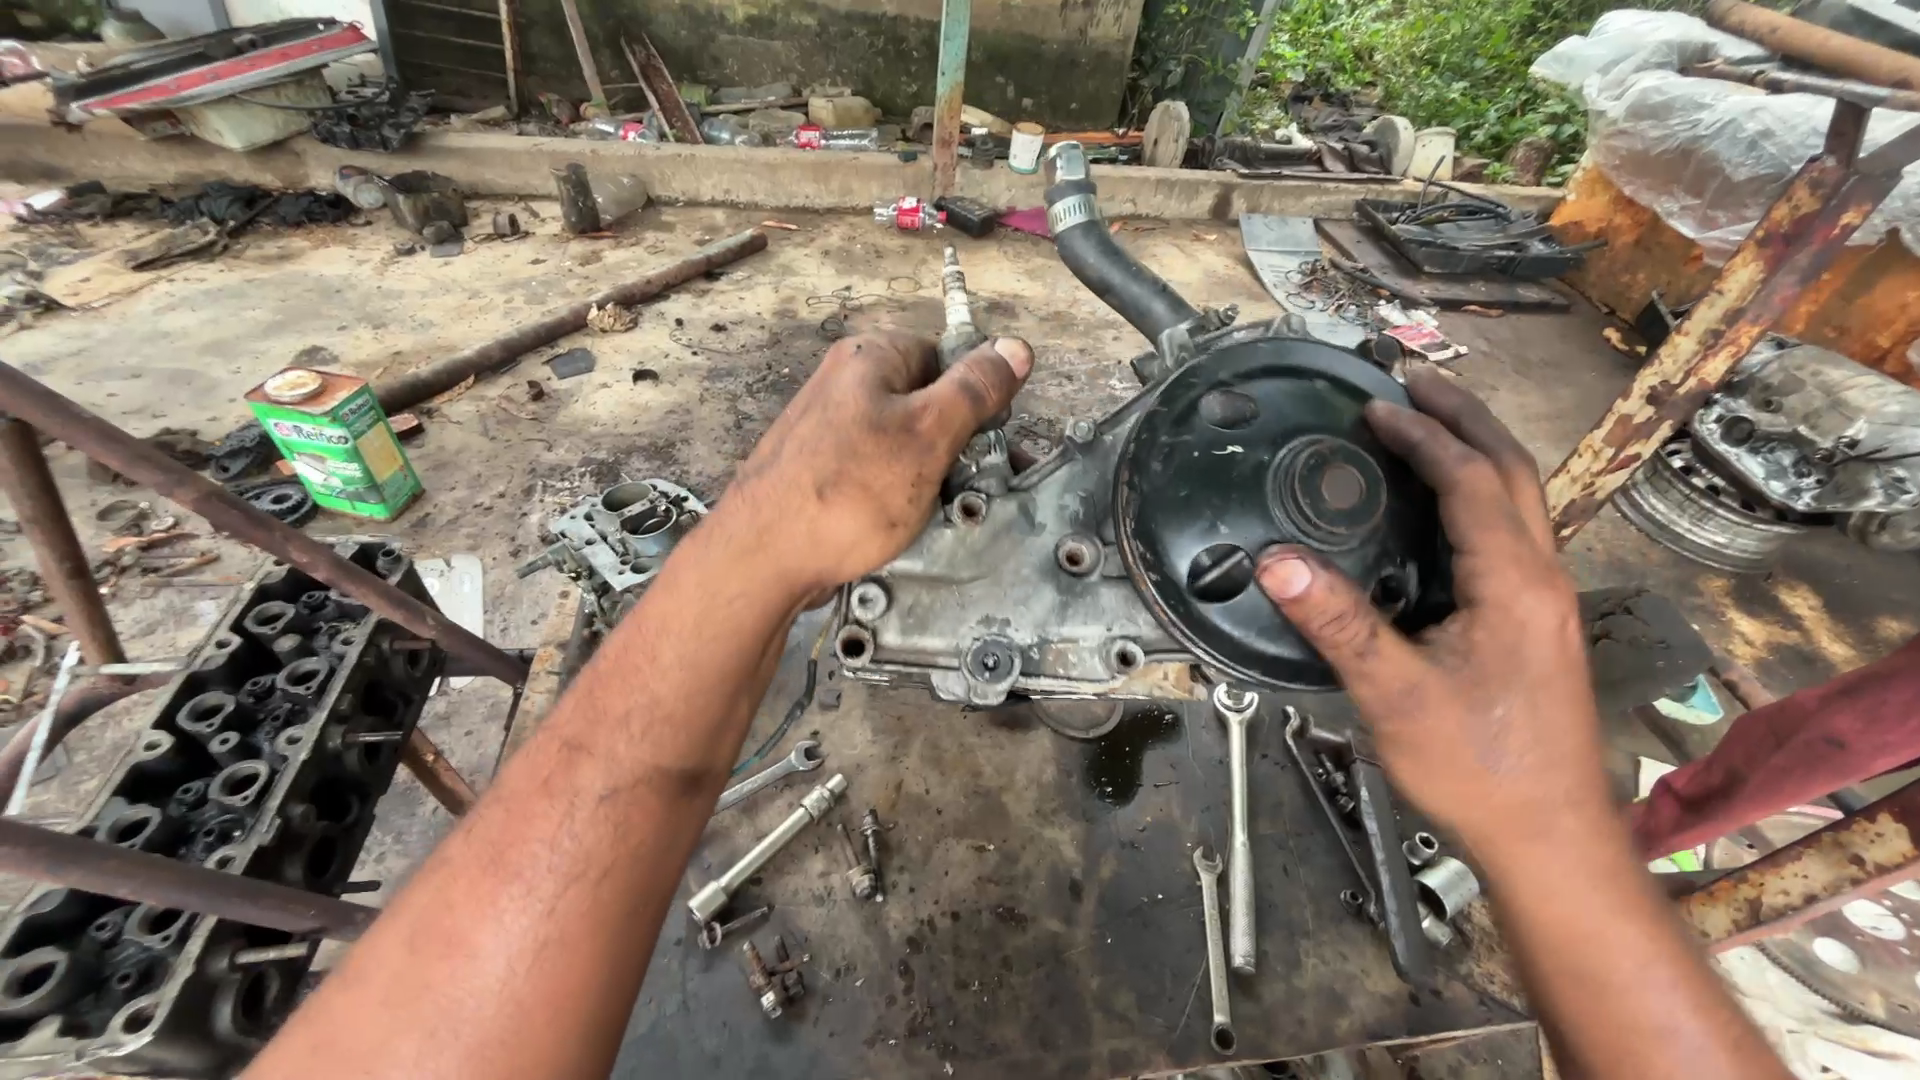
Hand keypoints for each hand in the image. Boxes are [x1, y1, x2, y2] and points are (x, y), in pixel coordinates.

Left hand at [723, 330, 1031, 595]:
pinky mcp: (821, 473)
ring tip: (942, 509)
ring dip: (932, 474)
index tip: (992, 436)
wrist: (764, 558)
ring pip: (904, 444)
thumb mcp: (928, 434)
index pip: (946, 355)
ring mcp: (829, 431)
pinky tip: (905, 524)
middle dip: (957, 442)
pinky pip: (877, 474)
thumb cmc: (847, 492)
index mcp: (870, 358)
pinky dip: (899, 495)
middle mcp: (845, 385)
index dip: (976, 395)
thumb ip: (974, 390)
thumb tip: (1015, 348)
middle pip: (925, 401)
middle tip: (976, 480)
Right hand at [1254, 366, 1605, 851]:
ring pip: (1521, 503)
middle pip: (1516, 475)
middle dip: (1467, 421)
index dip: (1425, 438)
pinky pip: (1511, 534)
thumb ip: (1337, 622)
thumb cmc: (1474, 765)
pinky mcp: (1534, 626)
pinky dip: (1478, 496)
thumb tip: (1274, 560)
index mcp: (1513, 584)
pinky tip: (1443, 511)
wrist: (1547, 838)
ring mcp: (1544, 603)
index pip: (1473, 484)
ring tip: (1430, 427)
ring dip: (1477, 453)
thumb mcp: (1393, 693)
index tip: (1376, 407)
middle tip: (1415, 384)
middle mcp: (1541, 580)